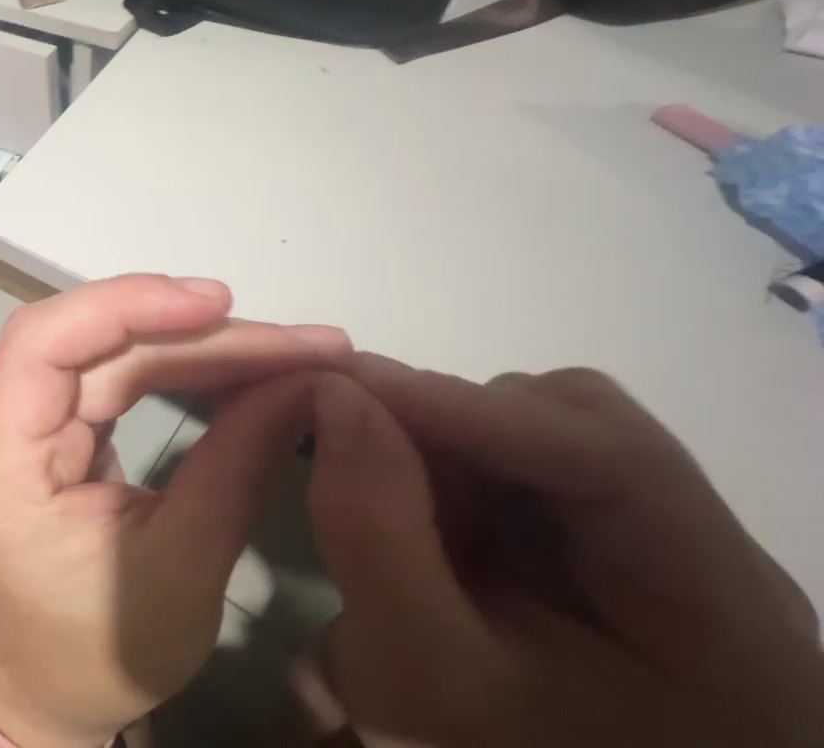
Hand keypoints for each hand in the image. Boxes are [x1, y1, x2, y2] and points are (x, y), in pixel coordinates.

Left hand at [0, 274, 351, 747]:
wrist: (55, 685)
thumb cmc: (104, 646)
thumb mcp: (182, 566)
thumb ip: (234, 464)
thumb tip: (308, 382)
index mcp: (2, 457)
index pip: (41, 344)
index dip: (122, 306)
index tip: (216, 301)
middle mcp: (4, 423)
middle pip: (91, 344)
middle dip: (195, 335)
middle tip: (303, 342)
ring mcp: (30, 421)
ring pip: (112, 355)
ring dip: (200, 348)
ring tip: (295, 349)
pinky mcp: (60, 428)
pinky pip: (119, 379)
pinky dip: (182, 370)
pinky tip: (243, 364)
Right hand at [307, 357, 823, 747]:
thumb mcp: (415, 668)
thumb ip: (373, 529)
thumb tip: (333, 392)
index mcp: (717, 611)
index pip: (616, 460)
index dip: (473, 407)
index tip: (348, 383)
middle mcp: (706, 557)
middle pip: (578, 428)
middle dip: (447, 424)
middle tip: (340, 439)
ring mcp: (652, 545)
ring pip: (540, 430)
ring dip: (440, 444)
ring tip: (378, 498)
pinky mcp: (598, 544)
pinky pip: (517, 465)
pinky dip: (446, 470)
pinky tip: (410, 515)